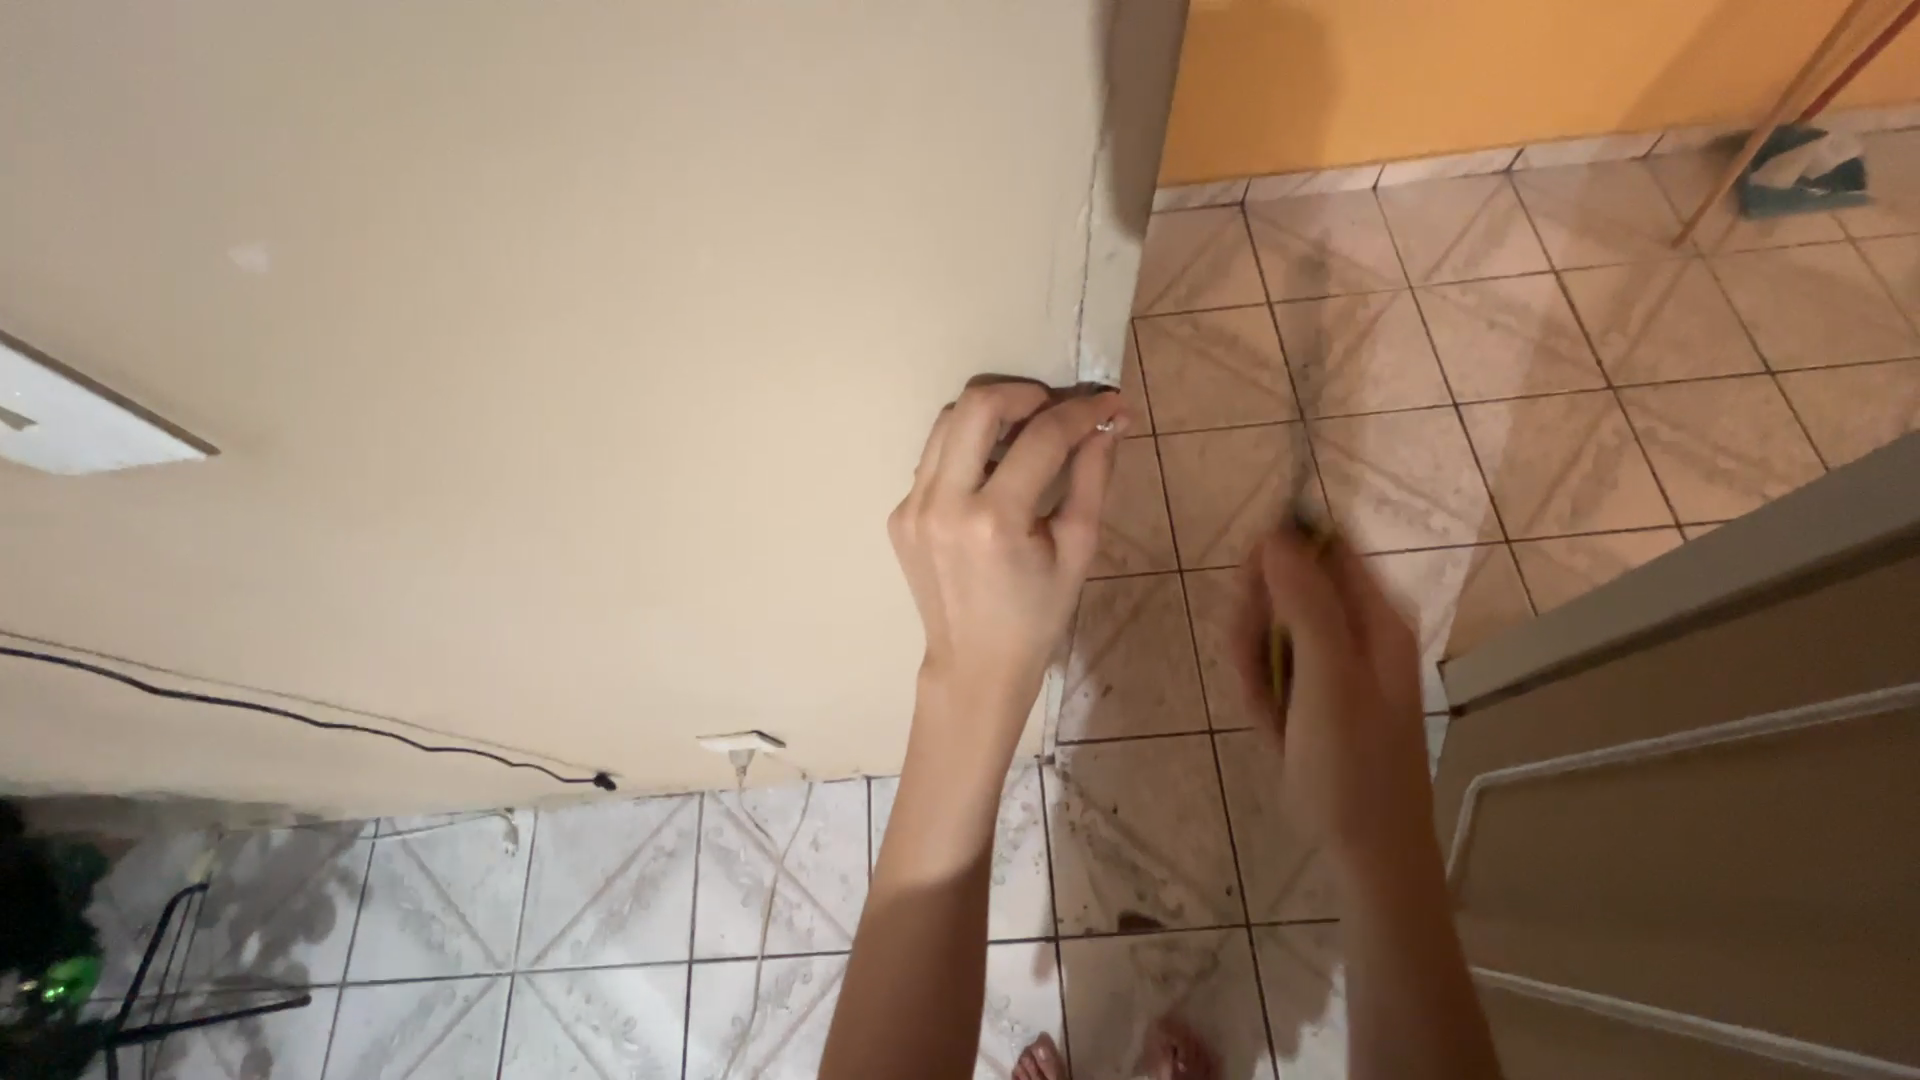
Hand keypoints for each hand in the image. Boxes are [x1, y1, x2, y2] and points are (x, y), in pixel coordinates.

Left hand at [889, 380, 1128, 762]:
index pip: (1040, 438)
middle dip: (1022, 393)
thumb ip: (1092, 479)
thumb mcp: (1077, 550)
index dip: (1079, 412)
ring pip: (947, 423)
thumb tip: (1108, 422)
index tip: (1104, 403)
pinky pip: (933, 459)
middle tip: (1051, 409)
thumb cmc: (1036, 616)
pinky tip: (992, 474)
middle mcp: (942, 505)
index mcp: (994, 522)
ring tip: (1023, 434)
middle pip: (975, 405)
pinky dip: (967, 450)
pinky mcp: (899, 515)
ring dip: (989, 415)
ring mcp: (911, 509)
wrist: (974, 665)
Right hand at [1229, 528, 1437, 884]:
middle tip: (1251, 664)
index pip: (1325, 547)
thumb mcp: (1327, 679)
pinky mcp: (1315, 693)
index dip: (1279, 554)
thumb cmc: (1353, 764)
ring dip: (1253, 665)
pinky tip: (1270, 725)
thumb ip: (1304, 603)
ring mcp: (1334, 663)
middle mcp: (1357, 631)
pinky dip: (1260, 693)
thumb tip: (1275, 537)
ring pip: (1270, 630)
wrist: (1367, 848)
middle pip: (1287, 587)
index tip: (1248, 591)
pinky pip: (1272, 668)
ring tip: (1265, 711)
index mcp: (1374, 617)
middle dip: (1256, 623)